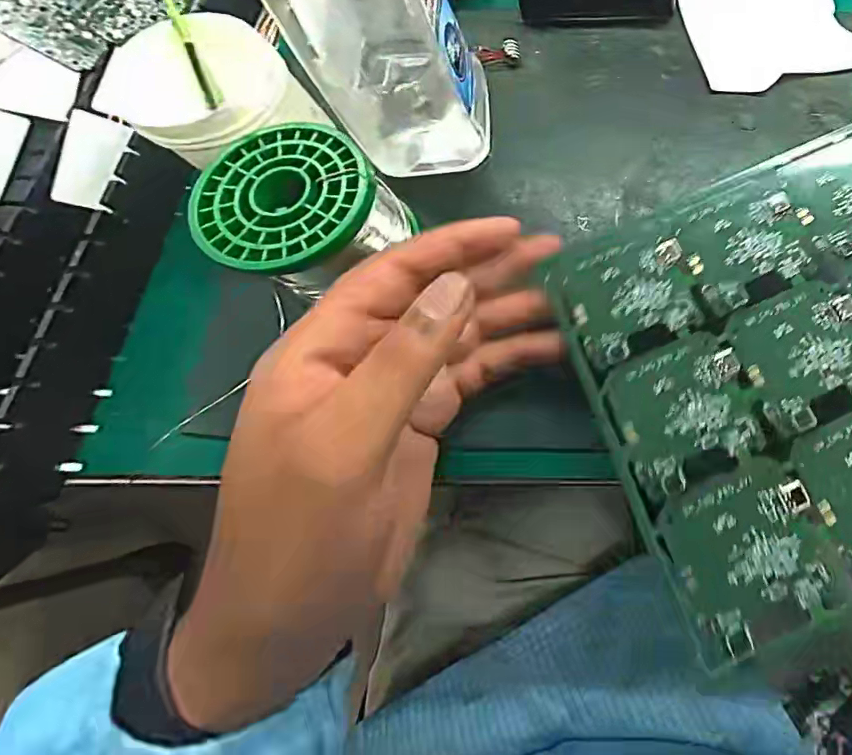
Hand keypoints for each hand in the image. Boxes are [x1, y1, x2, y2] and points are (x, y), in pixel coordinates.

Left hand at [166, 218, 562, 731]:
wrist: (286, 622)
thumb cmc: (300, 532)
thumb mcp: (348, 441)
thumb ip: (403, 358)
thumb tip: (456, 284)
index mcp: (327, 346)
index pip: (393, 276)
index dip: (451, 247)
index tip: (508, 229)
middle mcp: (364, 355)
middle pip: (436, 298)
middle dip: (492, 271)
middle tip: (553, 250)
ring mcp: (398, 388)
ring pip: (461, 334)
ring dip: (510, 313)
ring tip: (566, 294)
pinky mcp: (424, 419)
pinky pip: (473, 375)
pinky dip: (510, 358)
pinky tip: (551, 347)